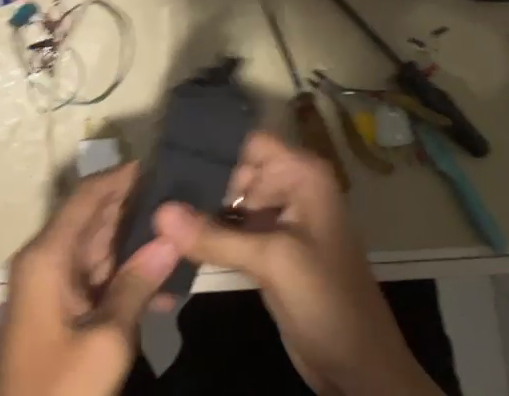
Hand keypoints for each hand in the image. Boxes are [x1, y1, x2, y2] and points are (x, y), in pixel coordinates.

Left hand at [0, 163, 179, 395]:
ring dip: (136, 242)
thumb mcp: (106, 339)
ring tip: (182, 231)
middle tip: (180, 194)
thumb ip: (136, 284)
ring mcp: (51, 285)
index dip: (119, 177)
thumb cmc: (61, 384)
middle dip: (134, 205)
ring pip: (99, 247)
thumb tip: (169, 238)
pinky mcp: (61, 309)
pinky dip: (126, 275)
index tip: (157, 162)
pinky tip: (165, 281)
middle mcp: (45, 260)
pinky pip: (97, 277)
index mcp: (47, 255)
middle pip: (93, 218)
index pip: (85, 197)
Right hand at [154, 132, 444, 395]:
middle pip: (233, 170)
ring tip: (150, 211)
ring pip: (227, 201)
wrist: (359, 367)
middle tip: (150, 191)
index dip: (211, 147)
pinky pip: (229, 230)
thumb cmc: (328, 299)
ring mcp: (278, 221)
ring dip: (196, 210)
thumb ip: (214, 237)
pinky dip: (205, 235)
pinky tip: (168, 237)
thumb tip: (158, 212)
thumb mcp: (272, 261)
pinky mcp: (267, 249)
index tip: (165, 157)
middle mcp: (290, 189)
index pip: (247, 142)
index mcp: (302, 176)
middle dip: (197, 182)